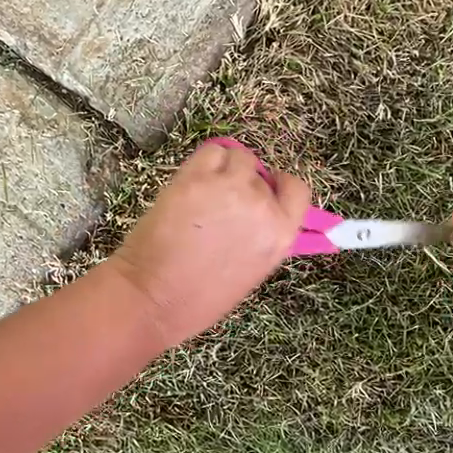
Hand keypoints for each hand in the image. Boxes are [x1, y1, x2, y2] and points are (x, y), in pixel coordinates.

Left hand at [108, 140, 310, 346]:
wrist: (154, 299)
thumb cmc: (200, 299)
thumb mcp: (252, 270)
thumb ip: (262, 235)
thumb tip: (257, 211)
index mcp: (280, 235)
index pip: (297, 190)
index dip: (279, 185)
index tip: (266, 188)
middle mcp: (261, 206)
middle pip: (262, 174)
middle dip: (245, 184)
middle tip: (221, 203)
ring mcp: (228, 188)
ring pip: (237, 157)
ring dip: (225, 169)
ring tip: (204, 193)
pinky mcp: (195, 178)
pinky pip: (209, 153)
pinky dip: (203, 164)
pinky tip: (190, 185)